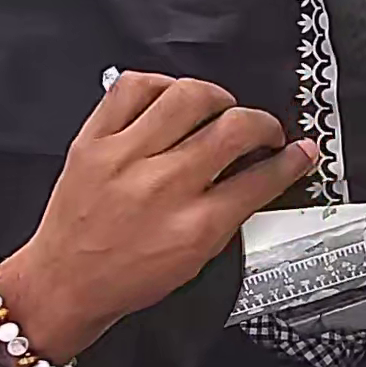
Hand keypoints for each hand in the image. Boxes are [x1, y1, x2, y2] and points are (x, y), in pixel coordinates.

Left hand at [0, 72, 316, 360]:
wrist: (64, 281)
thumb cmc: (127, 277)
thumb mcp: (195, 258)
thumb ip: (231, 213)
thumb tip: (260, 174)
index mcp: (194, 227)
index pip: (260, 180)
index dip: (292, 160)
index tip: (300, 150)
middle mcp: (162, 187)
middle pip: (233, 130)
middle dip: (264, 124)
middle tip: (264, 131)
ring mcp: (125, 158)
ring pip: (189, 97)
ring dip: (219, 97)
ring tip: (220, 109)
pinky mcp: (94, 140)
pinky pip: (133, 86)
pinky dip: (162, 85)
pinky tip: (170, 99)